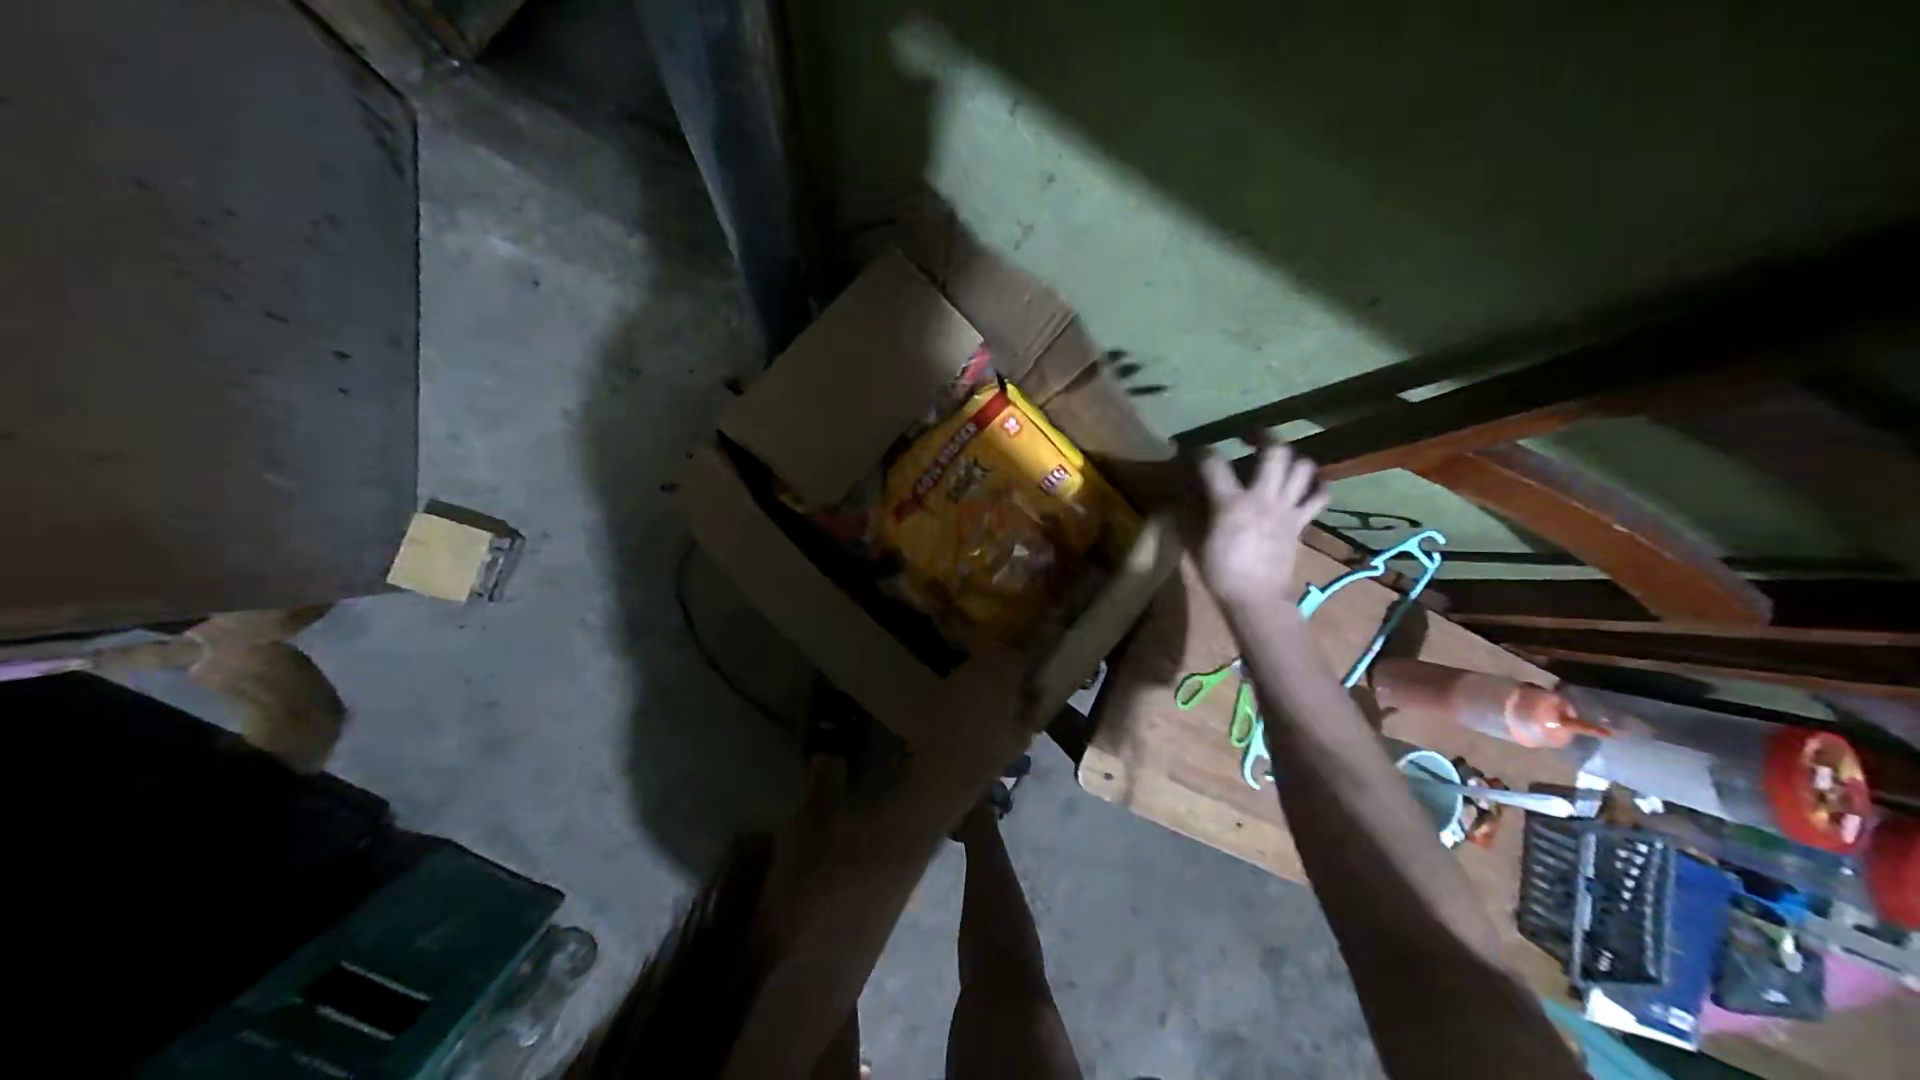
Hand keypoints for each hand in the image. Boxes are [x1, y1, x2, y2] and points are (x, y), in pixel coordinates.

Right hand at [1193, 441, 1329, 610]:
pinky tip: (1307, 483)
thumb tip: (1180, 498)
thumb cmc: (1220, 573)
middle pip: (1275, 452)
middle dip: (1263, 435)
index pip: (1213, 464)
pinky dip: (1317, 485)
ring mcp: (1286, 510)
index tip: (1195, 452)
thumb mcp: (1195, 543)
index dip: (1201, 453)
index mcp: (1230, 504)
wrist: (1255, 599)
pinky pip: (1319, 496)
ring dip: (1292, 458)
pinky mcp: (1300, 523)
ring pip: (1303, 468)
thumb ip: (1189, 514)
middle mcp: (1262, 499)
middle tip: (1250, 437)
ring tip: (1279, 460)